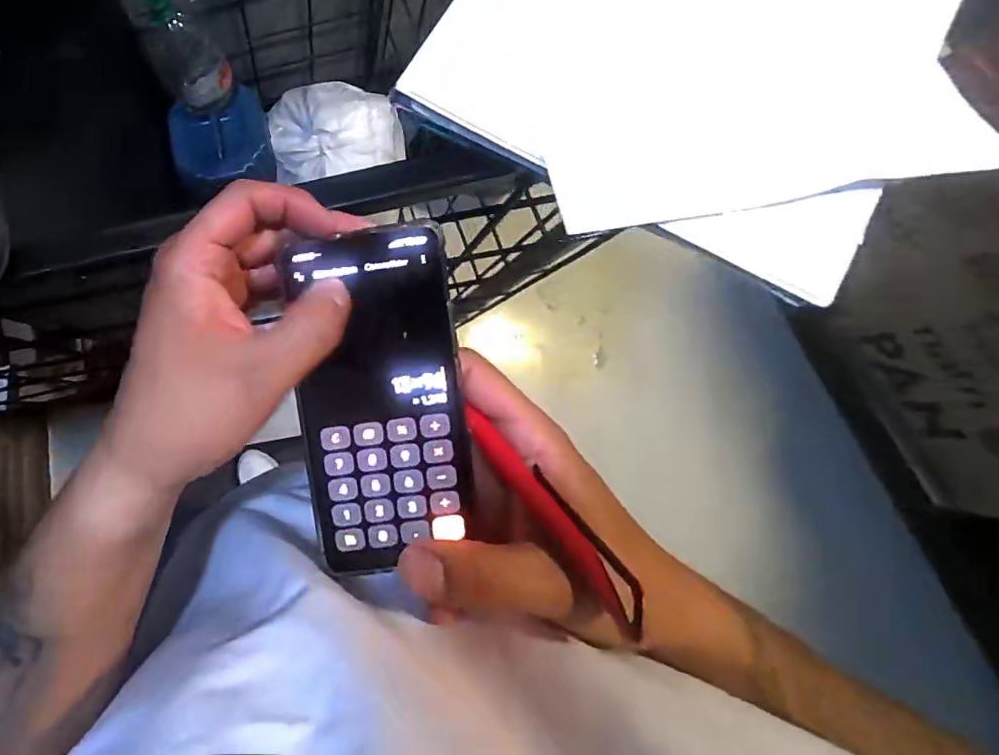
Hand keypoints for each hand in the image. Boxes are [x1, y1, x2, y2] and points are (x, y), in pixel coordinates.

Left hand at [98, 181, 367, 497]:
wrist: (147, 463)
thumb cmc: (193, 413)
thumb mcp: (262, 371)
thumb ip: (311, 326)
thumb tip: (344, 288)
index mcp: (193, 261)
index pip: (247, 201)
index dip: (297, 205)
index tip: (339, 231)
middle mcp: (197, 265)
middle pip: (258, 227)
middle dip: (308, 235)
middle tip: (359, 254)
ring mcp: (205, 291)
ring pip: (261, 259)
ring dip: (302, 266)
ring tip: (350, 278)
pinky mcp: (215, 316)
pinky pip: (258, 288)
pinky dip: (289, 292)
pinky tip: (322, 306)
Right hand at [397, 349, 676, 649]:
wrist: (655, 632)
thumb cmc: (620, 585)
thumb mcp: (554, 582)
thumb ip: (485, 574)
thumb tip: (408, 561)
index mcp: (526, 439)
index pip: (470, 377)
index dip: (422, 368)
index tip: (368, 377)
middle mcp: (501, 454)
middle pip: (436, 423)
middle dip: (394, 439)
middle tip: (344, 460)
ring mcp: (490, 490)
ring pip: (430, 476)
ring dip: (404, 504)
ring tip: (367, 532)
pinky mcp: (483, 527)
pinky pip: (439, 523)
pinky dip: (426, 550)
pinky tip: (424, 595)